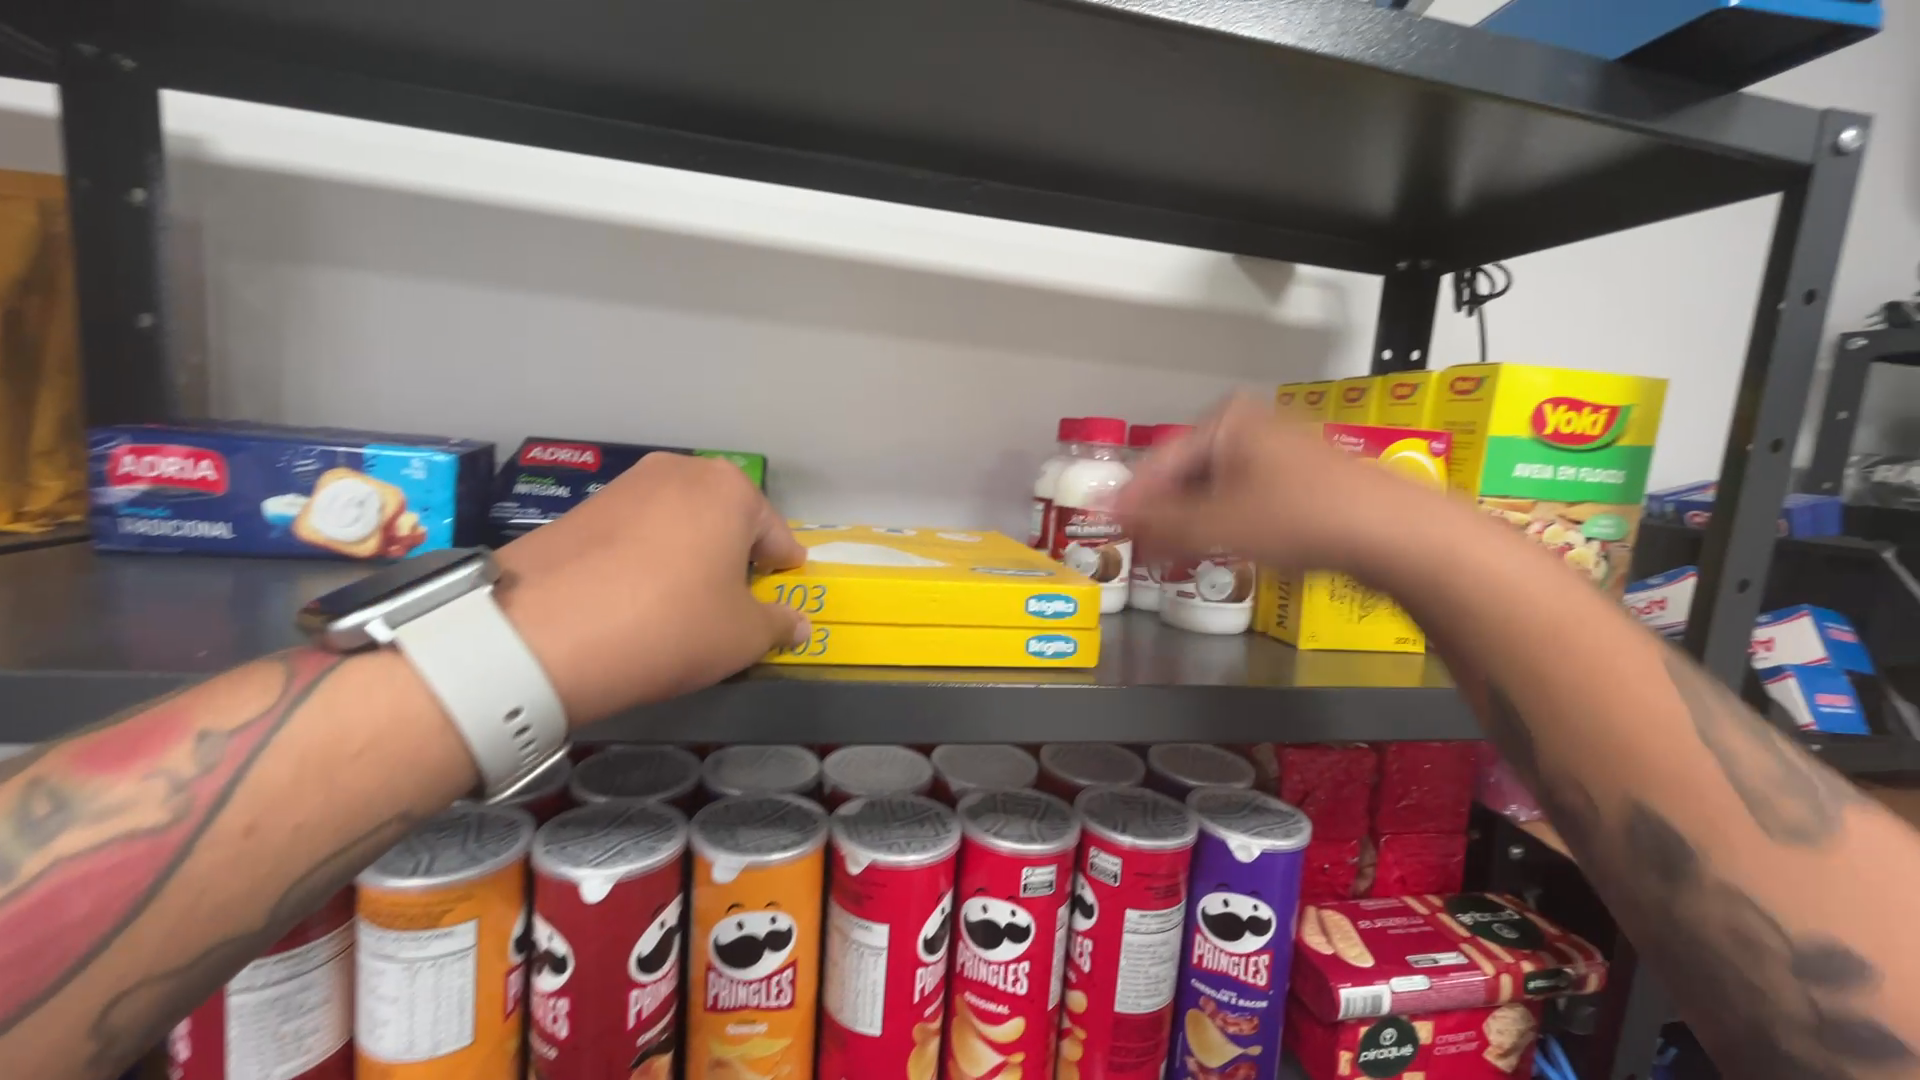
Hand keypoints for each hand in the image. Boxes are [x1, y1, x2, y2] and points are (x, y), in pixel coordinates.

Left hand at [492, 452, 808, 726]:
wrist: (542, 635)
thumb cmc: (670, 624)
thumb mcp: (742, 636)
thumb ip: (778, 624)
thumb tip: (796, 624)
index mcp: (729, 489)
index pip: (774, 532)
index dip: (782, 566)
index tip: (782, 587)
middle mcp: (678, 472)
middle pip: (724, 519)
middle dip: (733, 555)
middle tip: (732, 598)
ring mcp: (623, 486)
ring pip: (677, 523)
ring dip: (688, 555)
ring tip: (681, 601)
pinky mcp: (579, 510)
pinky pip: (634, 534)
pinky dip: (646, 560)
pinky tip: (636, 597)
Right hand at [1116, 395, 1441, 576]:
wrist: (1394, 534)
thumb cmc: (1302, 518)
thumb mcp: (1216, 525)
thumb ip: (1156, 523)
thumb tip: (1108, 517)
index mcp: (1227, 420)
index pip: (1158, 461)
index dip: (1132, 500)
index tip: (1110, 530)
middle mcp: (1251, 426)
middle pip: (1187, 474)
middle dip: (1165, 514)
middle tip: (1145, 549)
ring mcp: (1279, 451)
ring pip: (1216, 489)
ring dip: (1194, 522)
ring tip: (1178, 555)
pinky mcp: (1301, 479)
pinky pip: (1245, 498)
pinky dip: (1227, 523)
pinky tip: (1224, 549)